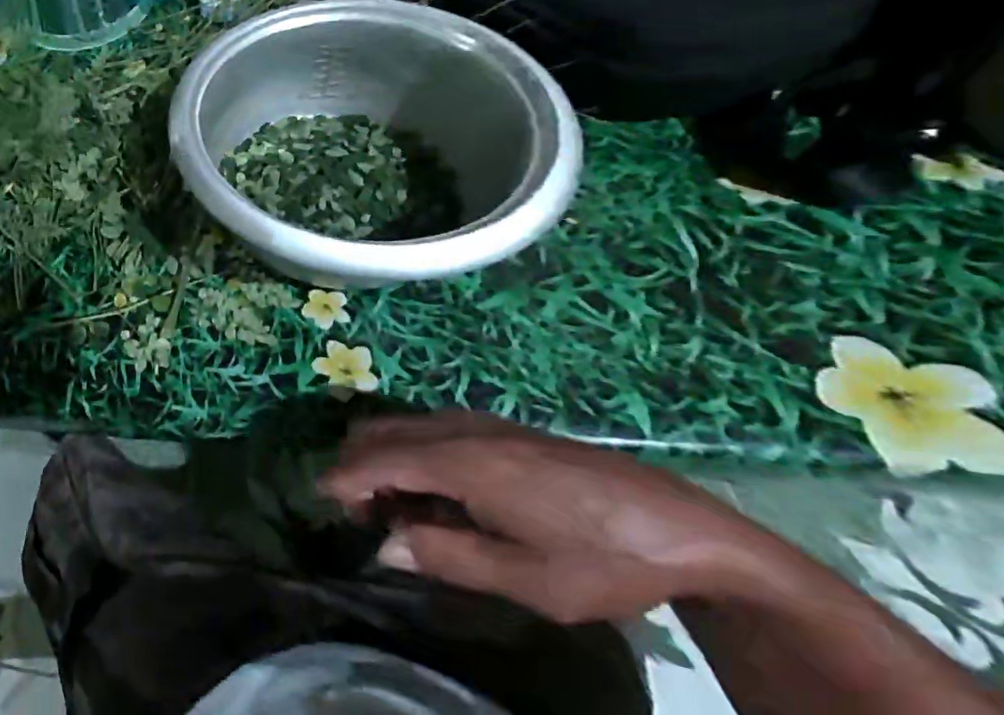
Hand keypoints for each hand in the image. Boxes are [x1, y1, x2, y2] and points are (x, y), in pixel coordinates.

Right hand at [320, 412, 787, 623]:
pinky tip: (436, 493)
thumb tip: (385, 545)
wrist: (684, 527)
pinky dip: (411, 451)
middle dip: (356, 465)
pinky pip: (432, 427)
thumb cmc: (602, 558)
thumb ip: (447, 556)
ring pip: (405, 425)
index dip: (343, 479)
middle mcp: (464, 429)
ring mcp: (484, 422)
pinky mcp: (503, 427)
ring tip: (396, 511)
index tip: (318, 498)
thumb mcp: (528, 580)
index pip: (379, 460)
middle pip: (382, 430)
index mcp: (464, 463)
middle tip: (360, 516)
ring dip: (384, 457)